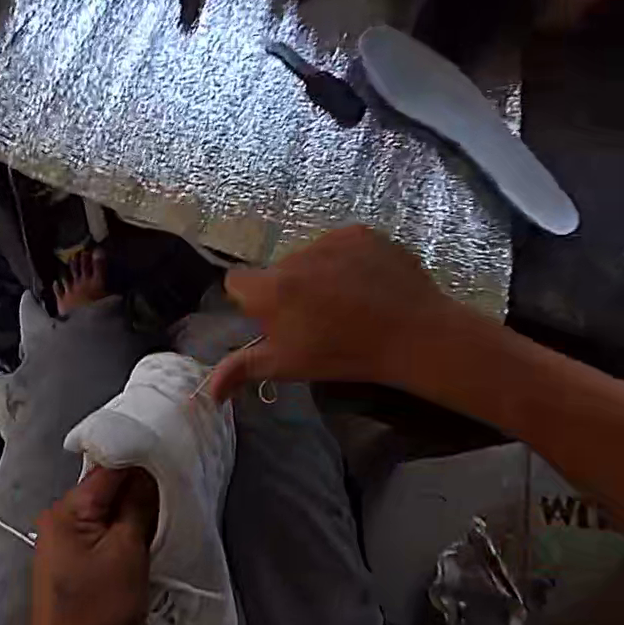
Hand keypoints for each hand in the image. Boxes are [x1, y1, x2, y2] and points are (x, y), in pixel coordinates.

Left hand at [15, 466, 158, 624]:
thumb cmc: (96, 614)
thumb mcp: (127, 555)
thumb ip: (138, 508)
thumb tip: (149, 475)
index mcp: (66, 509)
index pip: (108, 468)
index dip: (141, 461)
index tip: (172, 457)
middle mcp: (59, 517)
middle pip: (106, 488)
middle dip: (140, 489)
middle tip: (177, 490)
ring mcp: (63, 540)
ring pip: (106, 512)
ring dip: (133, 513)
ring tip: (166, 514)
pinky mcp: (71, 561)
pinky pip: (102, 533)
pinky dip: (123, 533)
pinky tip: (145, 538)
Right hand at [207, 225, 471, 401]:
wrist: (415, 336)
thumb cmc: (343, 354)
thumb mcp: (287, 365)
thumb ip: (242, 369)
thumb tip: (208, 391)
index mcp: (270, 289)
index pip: (237, 281)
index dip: (252, 300)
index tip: (276, 318)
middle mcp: (293, 257)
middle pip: (276, 271)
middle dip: (288, 289)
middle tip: (317, 317)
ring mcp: (327, 241)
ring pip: (307, 257)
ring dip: (317, 274)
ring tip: (348, 301)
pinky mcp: (358, 233)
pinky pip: (338, 244)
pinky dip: (346, 259)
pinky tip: (365, 282)